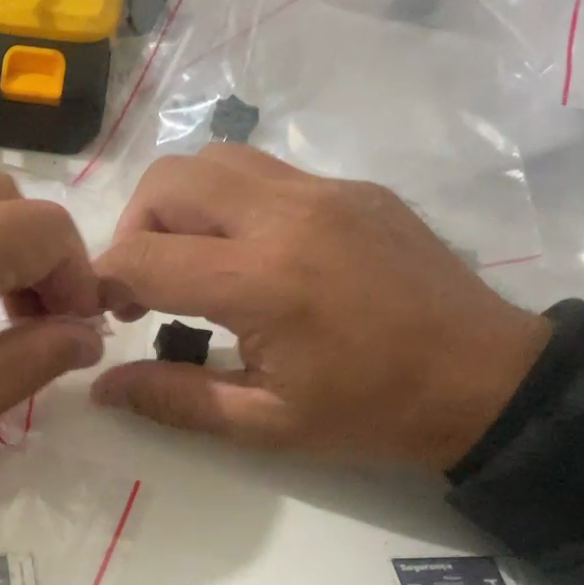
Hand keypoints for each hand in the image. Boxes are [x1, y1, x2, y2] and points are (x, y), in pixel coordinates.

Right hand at [91, 145, 549, 469]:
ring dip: (177, 207)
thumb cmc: (368, 413)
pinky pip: (264, 173)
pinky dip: (226, 205)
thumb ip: (172, 399)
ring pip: (214, 161)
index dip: (102, 283)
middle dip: (132, 230)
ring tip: (185, 265)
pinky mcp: (350, 187)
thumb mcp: (262, 423)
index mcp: (262, 281)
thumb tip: (100, 386)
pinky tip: (243, 259)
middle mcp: (286, 215)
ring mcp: (324, 190)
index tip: (101, 317)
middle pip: (169, 181)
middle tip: (140, 289)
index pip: (143, 255)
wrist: (484, 380)